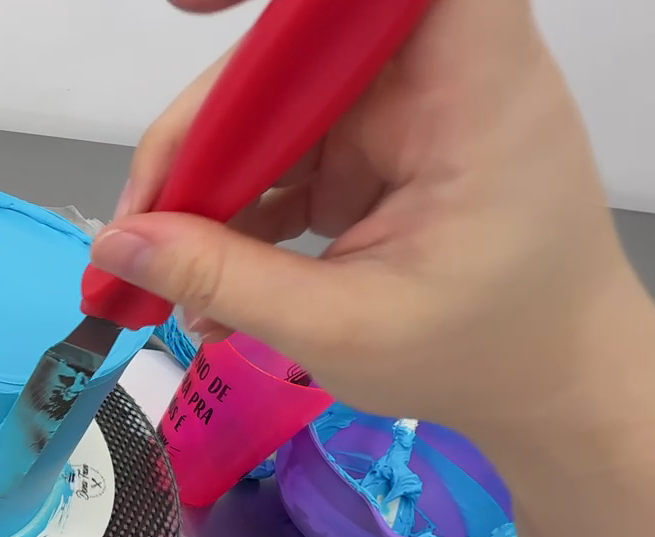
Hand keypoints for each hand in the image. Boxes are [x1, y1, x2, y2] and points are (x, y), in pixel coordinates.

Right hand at [93, 0, 654, 443]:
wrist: (539, 380)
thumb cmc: (471, 353)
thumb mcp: (332, 326)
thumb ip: (220, 279)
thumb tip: (114, 245)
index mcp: (467, 93)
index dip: (295, 1)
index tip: (195, 15)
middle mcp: (429, 83)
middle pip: (291, 61)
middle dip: (202, 138)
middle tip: (140, 228)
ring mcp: (391, 122)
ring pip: (267, 120)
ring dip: (203, 196)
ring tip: (165, 282)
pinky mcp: (364, 160)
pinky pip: (273, 168)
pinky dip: (228, 226)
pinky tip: (205, 291)